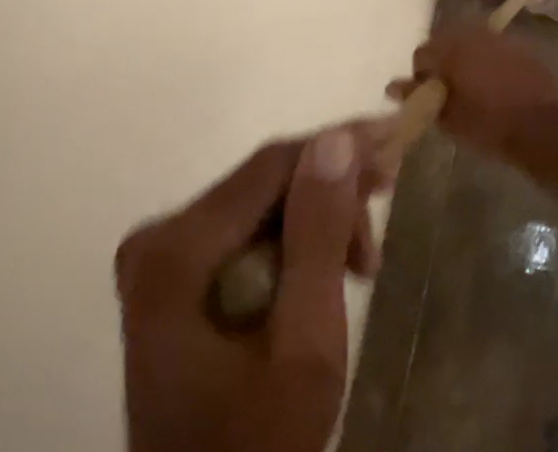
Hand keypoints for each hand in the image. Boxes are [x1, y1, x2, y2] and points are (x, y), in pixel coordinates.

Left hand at [114, 123, 392, 451]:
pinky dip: (296, 242)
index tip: (399, 136)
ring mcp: (161, 258)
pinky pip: (247, 231)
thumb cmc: (261, 437)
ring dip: (320, 220)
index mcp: (176, 253)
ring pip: (262, 203)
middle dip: (334, 192)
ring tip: (365, 265)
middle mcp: (157, 239)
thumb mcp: (307, 341)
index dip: (341, 143)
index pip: (273, 165)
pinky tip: (330, 270)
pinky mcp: (174, 278)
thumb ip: (318, 237)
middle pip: (265, 181)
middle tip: (388, 217)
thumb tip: (337, 140)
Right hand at [388, 24, 557, 154]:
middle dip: (444, 61)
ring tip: (471, 87)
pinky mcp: (522, 48)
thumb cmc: (487, 124)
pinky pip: (496, 49)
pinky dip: (490, 61)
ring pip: (473, 42)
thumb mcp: (447, 116)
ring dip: (467, 59)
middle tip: (448, 90)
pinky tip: (495, 84)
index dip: (422, 75)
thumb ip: (418, 97)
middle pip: (448, 41)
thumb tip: (393, 85)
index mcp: (452, 48)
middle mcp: (475, 34)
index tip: (429, 95)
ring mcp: (501, 39)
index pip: (423, 53)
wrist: (540, 126)